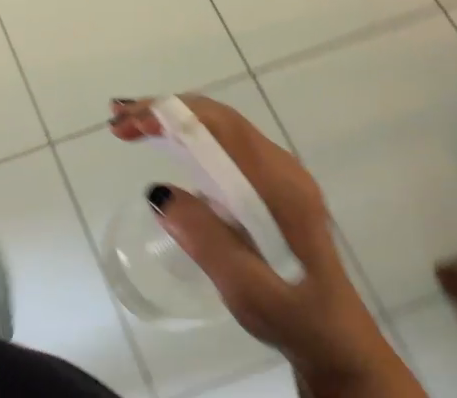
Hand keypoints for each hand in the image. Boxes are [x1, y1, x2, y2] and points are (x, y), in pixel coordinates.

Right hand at [109, 98, 418, 395]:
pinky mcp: (272, 190)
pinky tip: (166, 146)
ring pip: (220, 129)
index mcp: (279, 186)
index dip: (170, 115)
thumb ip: (206, 239)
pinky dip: (189, 137)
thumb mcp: (248, 288)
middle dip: (165, 110)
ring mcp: (279, 178)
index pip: (219, 127)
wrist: (339, 346)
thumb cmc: (295, 318)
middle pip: (217, 119)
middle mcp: (281, 170)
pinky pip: (225, 146)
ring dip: (175, 120)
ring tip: (130, 123)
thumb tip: (159, 192)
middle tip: (117, 119)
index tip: (127, 126)